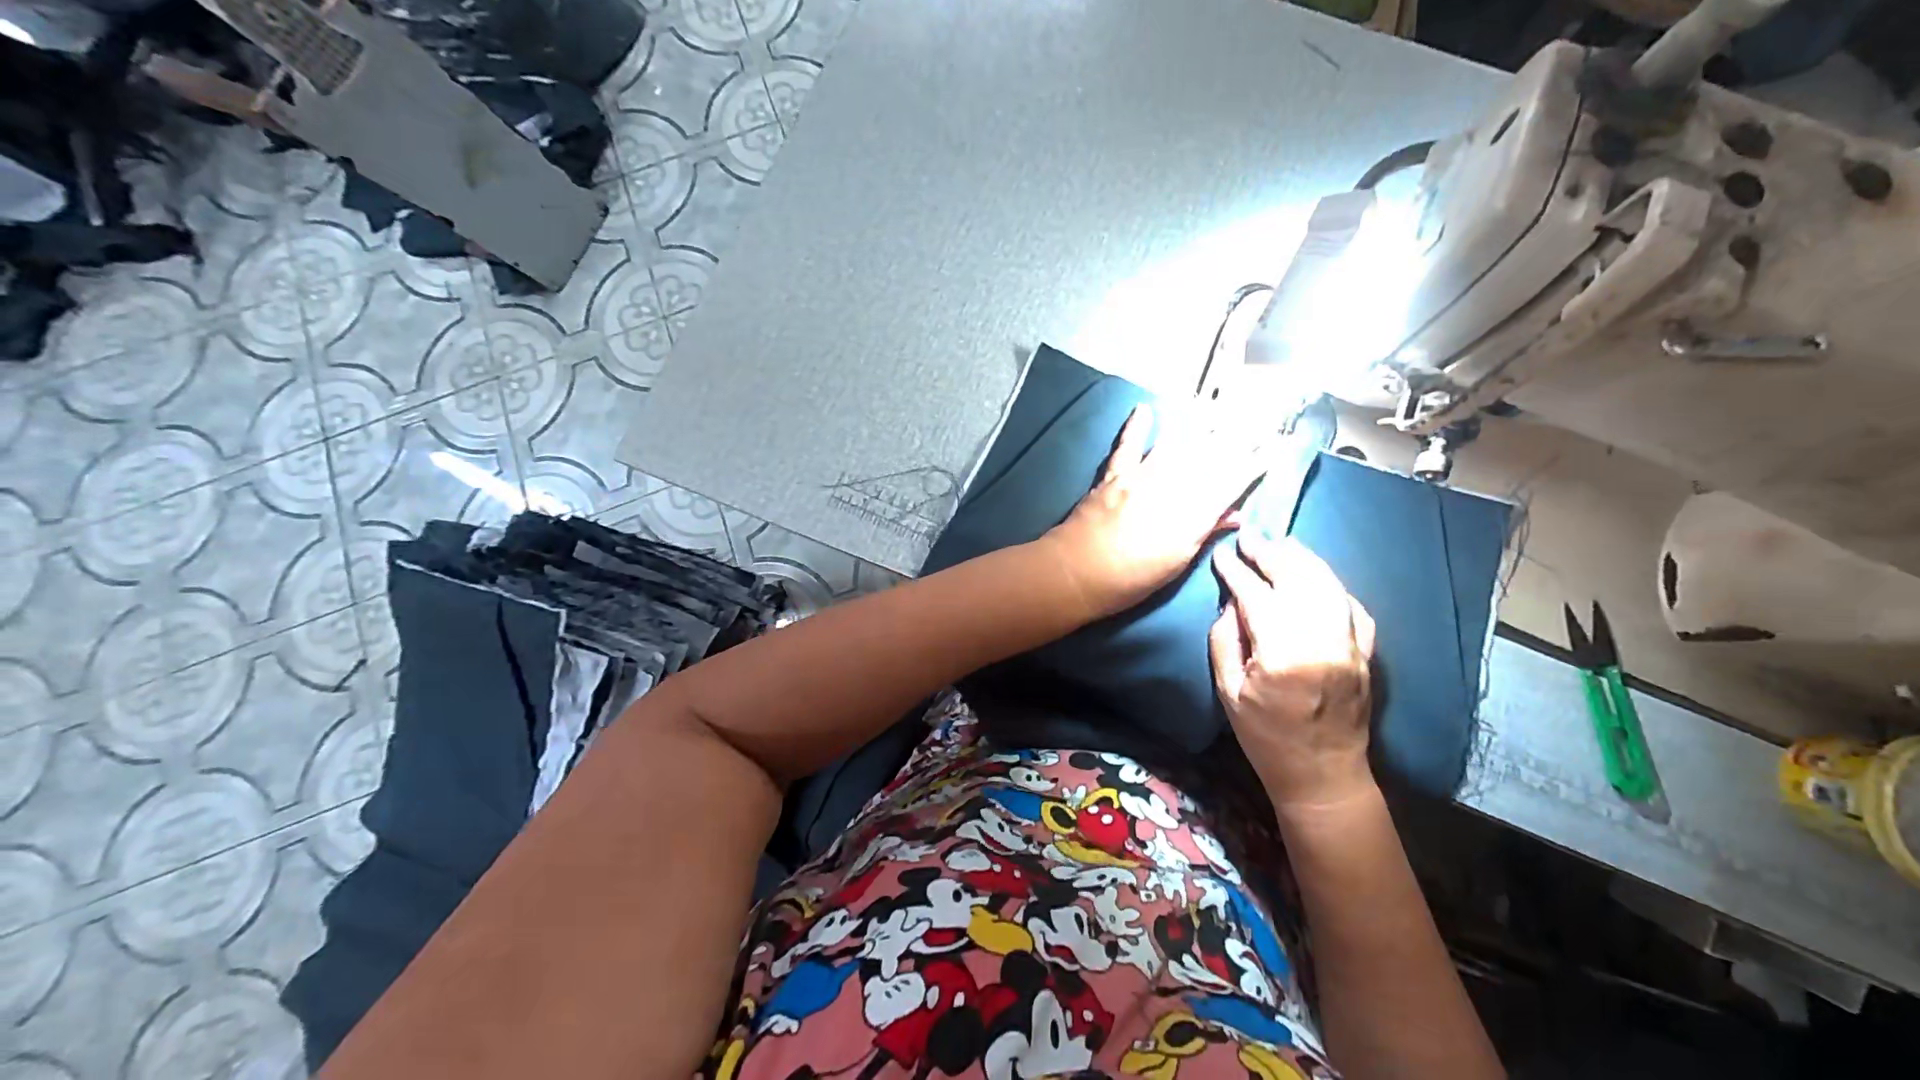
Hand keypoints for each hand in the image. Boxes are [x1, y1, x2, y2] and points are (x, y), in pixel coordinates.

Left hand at [1040, 404, 1265, 618]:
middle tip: (1257, 421)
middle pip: (1209, 456)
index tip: (1274, 446)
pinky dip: (1137, 426)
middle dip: (1236, 438)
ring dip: (1199, 428)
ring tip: (1219, 411)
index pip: (1231, 481)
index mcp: (1191, 514)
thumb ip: (1204, 532)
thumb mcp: (1176, 563)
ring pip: (1176, 445)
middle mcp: (1170, 487)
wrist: (1075, 573)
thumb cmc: (1130, 580)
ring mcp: (1139, 477)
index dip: (1255, 463)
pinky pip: (1128, 445)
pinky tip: (1145, 409)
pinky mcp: (1113, 474)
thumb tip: (1234, 513)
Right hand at [1209, 532, 1377, 809]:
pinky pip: (1351, 604)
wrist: (1323, 773)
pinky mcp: (1366, 650)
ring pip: (1328, 585)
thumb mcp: (1228, 692)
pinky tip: (1314, 575)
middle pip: (1297, 579)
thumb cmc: (1265, 737)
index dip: (1237, 572)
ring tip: (1279, 545)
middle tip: (1250, 539)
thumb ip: (1225, 641)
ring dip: (1302, 560)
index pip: (1256, 595)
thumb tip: (1231, 603)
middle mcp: (1322, 641)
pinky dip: (1331, 584)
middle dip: (1271, 554)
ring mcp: (1351, 644)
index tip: (1222, 556)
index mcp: (1282, 655)